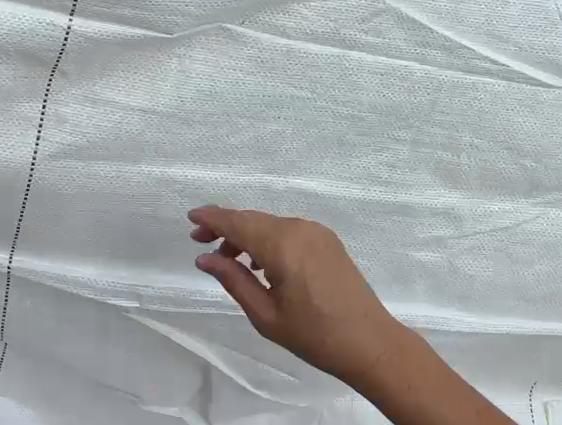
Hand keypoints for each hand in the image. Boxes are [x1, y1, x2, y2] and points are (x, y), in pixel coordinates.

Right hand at [188, 206, 406, 384]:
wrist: (371, 343)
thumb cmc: (315, 336)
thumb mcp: (266, 316)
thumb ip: (234, 280)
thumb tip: (205, 258)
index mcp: (282, 246)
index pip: (238, 223)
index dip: (212, 218)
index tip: (190, 217)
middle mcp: (298, 228)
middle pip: (252, 219)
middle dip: (225, 227)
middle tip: (201, 242)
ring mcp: (315, 231)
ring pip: (269, 224)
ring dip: (247, 235)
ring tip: (229, 259)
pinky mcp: (326, 239)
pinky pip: (287, 230)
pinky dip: (268, 239)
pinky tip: (261, 263)